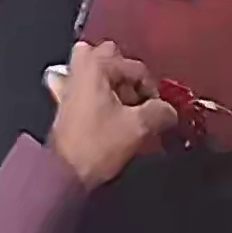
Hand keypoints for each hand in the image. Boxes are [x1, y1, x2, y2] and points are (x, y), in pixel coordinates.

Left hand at [47, 41, 176, 188]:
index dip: (151, 90)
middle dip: (128, 75)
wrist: (64, 176)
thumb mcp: (137, 128)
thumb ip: (159, 113)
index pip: (137, 68)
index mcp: (98, 65)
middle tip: (136, 99)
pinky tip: (97, 105)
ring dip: (109, 78)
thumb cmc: (97, 146)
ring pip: (93, 65)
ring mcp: (68, 82)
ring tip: (120, 101)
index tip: (157, 111)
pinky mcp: (62, 101)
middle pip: (113, 56)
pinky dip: (89, 89)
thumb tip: (169, 112)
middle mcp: (81, 67)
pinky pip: (77, 83)